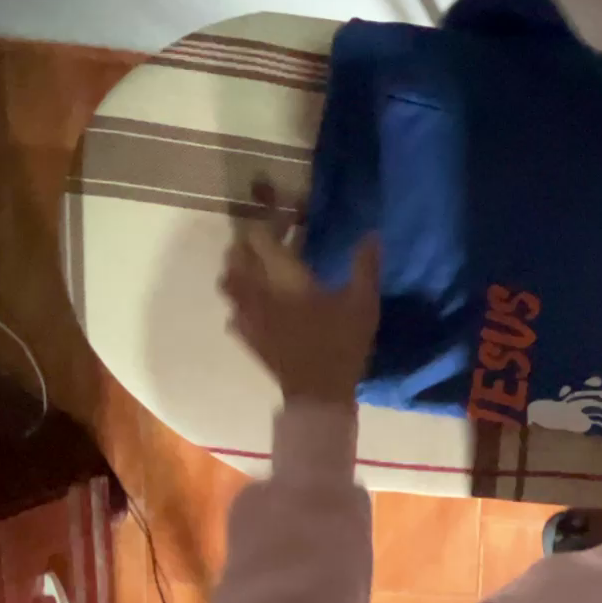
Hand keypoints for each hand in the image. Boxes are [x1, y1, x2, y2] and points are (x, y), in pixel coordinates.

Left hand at [220, 180, 380, 405]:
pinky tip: (259, 302)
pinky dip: (244, 296)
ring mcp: (246, 313)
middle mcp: (256, 289)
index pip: (261, 234)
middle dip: (256, 237)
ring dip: (243, 264)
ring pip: (230, 277)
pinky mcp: (246, 334)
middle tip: (280, 234)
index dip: (272, 216)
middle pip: (239, 251)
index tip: (291, 209)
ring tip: (263, 264)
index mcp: (283, 276)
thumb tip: (372, 234)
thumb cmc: (342, 344)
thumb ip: (365, 266)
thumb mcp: (363, 303)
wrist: (318, 393)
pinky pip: (235, 307)